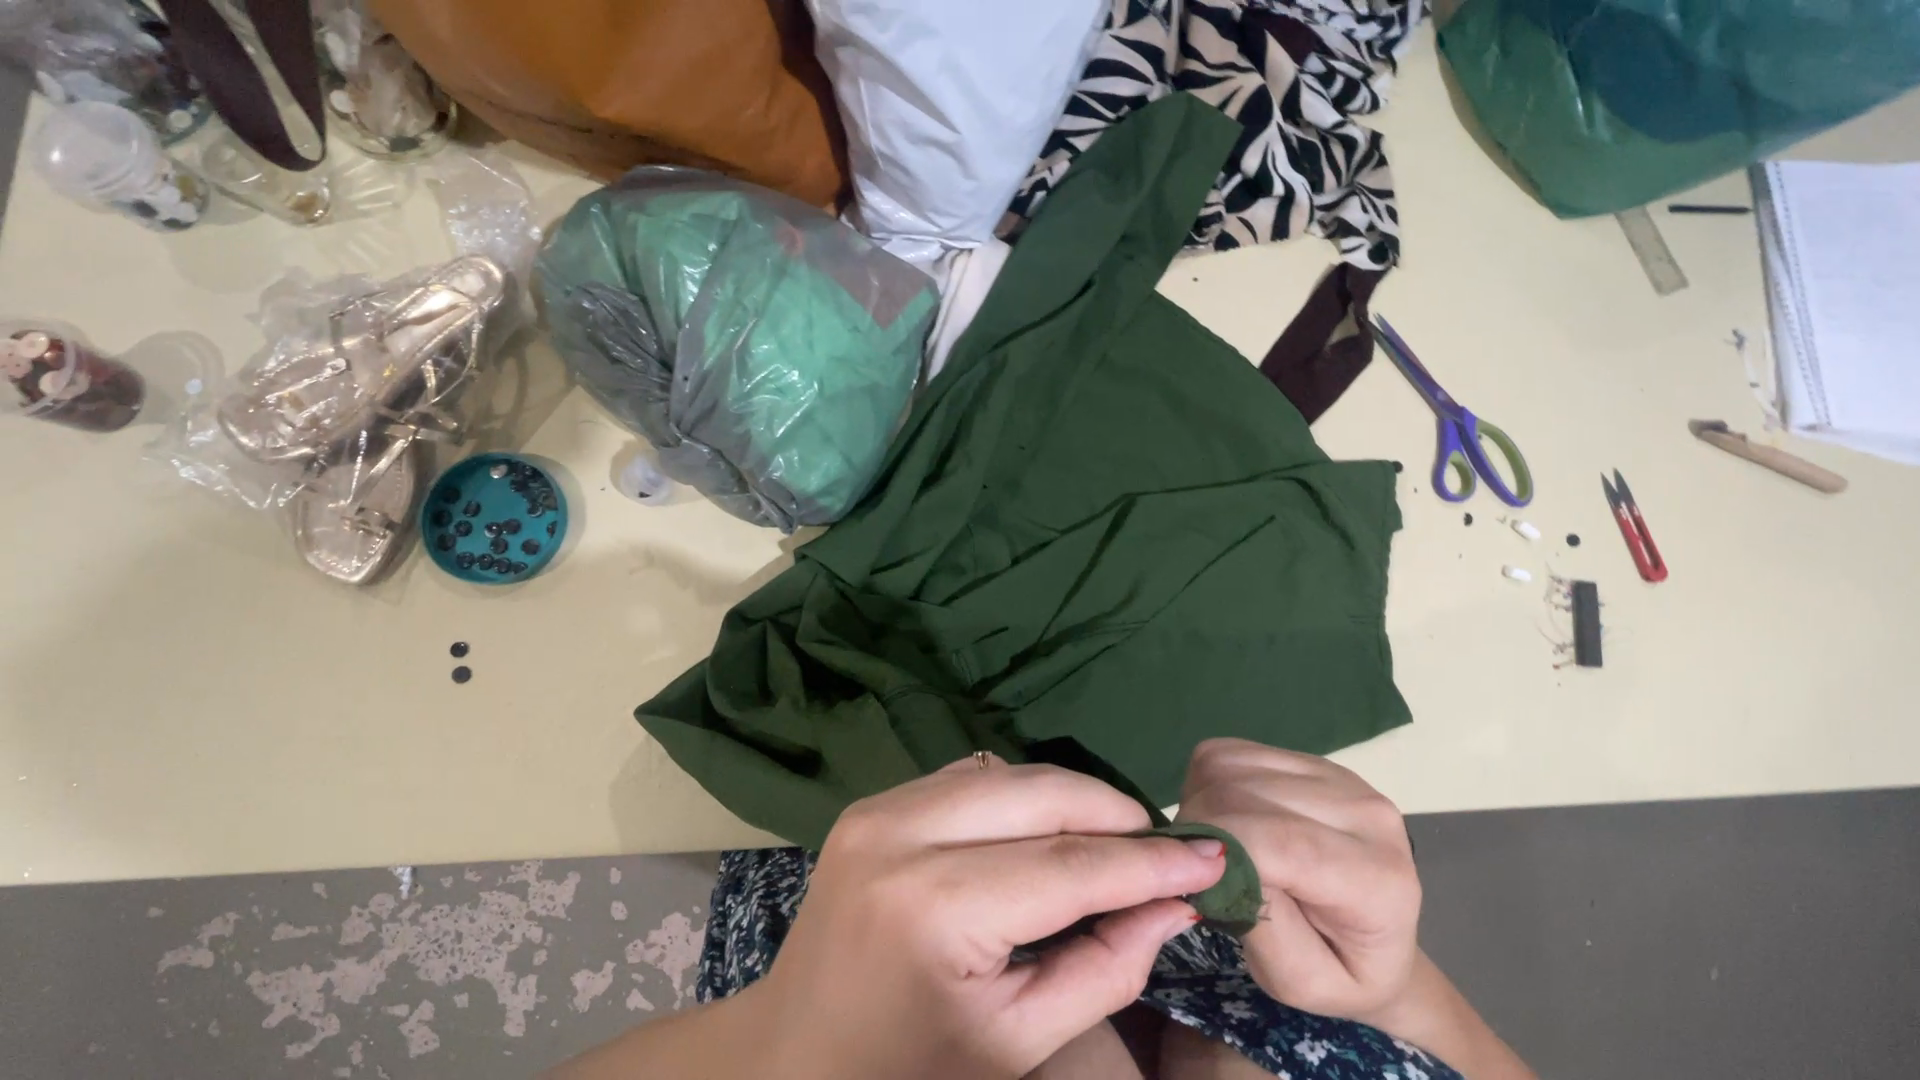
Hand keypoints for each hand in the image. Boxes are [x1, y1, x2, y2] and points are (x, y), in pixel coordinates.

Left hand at [753, 756, 1228, 1078]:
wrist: (796, 1054)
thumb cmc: (911, 1066)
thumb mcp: (1021, 1041)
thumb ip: (1106, 967)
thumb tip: (1174, 900)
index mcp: (937, 909)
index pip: (1071, 866)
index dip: (1150, 861)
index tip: (1211, 856)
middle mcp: (904, 835)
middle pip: (1041, 794)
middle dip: (1115, 814)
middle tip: (1166, 845)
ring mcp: (879, 809)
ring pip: (1007, 774)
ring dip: (1070, 799)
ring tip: (1113, 841)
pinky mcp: (872, 803)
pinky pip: (969, 776)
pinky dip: (1019, 795)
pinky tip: (1042, 830)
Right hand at [1174, 739, 1421, 1025]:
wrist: (1380, 947)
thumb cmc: (1339, 977)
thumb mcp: (1300, 983)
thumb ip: (1262, 923)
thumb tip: (1219, 859)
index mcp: (1377, 879)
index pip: (1277, 840)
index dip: (1215, 848)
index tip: (1188, 877)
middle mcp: (1366, 813)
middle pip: (1242, 793)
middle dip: (1199, 828)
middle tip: (1198, 870)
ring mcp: (1340, 777)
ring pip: (1229, 764)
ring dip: (1201, 801)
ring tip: (1216, 845)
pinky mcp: (1311, 760)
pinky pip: (1231, 751)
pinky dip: (1209, 782)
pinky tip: (1228, 817)